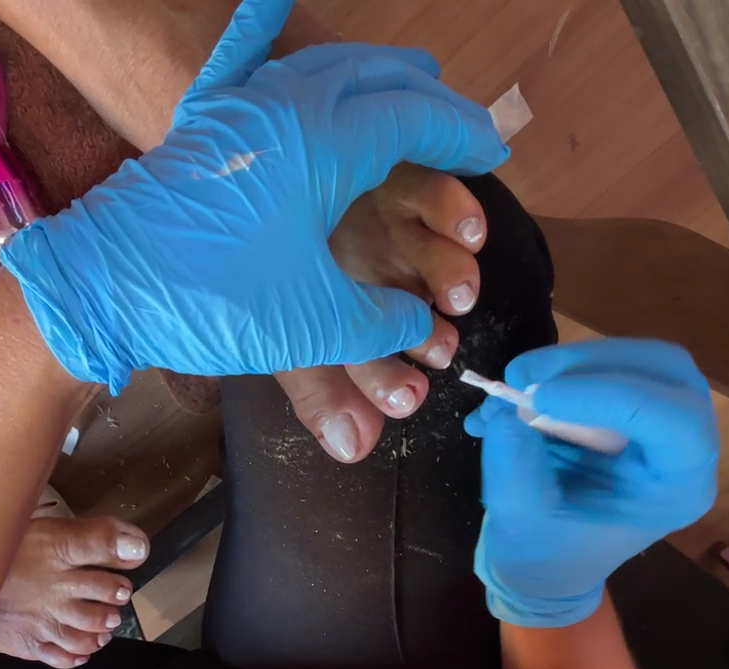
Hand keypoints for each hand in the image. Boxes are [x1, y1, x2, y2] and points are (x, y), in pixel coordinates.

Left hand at [2, 0, 508, 391]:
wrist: (104, 290)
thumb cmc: (213, 302)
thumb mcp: (313, 325)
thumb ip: (381, 322)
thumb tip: (417, 324)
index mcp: (325, 141)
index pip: (415, 120)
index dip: (461, 136)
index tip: (492, 153)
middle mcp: (286, 103)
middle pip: (377, 76)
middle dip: (426, 100)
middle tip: (457, 127)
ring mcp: (238, 106)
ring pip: (323, 64)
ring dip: (371, 76)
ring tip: (401, 94)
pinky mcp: (201, 125)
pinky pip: (245, 57)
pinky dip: (270, 29)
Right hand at [280, 163, 488, 461]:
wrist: (258, 155)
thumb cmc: (264, 245)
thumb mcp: (283, 325)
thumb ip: (316, 389)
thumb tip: (350, 453)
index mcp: (331, 316)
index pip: (363, 359)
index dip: (386, 382)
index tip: (407, 400)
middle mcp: (365, 279)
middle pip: (407, 312)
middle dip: (426, 336)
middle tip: (439, 351)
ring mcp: (388, 227)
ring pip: (432, 256)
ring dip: (450, 279)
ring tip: (459, 295)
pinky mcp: (404, 172)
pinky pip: (439, 192)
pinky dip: (459, 214)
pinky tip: (471, 233)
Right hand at [464, 339, 718, 626]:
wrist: (542, 564)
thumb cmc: (541, 555)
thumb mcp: (519, 519)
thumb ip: (513, 466)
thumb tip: (505, 411)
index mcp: (676, 488)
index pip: (673, 419)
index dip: (609, 395)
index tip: (539, 398)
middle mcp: (682, 447)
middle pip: (662, 370)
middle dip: (587, 364)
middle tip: (522, 376)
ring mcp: (658, 421)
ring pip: (632, 358)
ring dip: (565, 363)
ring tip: (510, 386)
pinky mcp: (627, 406)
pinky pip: (600, 366)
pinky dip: (552, 371)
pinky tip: (511, 394)